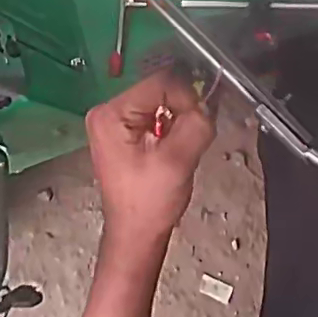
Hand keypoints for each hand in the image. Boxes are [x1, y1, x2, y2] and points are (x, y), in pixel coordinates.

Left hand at [85, 70, 215, 253]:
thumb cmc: (147, 205)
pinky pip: (157, 114)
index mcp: (111, 114)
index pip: (159, 81)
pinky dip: (173, 127)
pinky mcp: (126, 132)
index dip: (186, 96)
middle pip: (160, 88)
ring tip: (181, 146)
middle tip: (192, 135)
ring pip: (162, 101)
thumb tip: (209, 102)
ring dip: (179, 119)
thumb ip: (196, 123)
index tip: (199, 119)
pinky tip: (174, 148)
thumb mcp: (177, 160)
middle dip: (183, 109)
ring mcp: (116, 122)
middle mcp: (108, 112)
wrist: (136, 235)